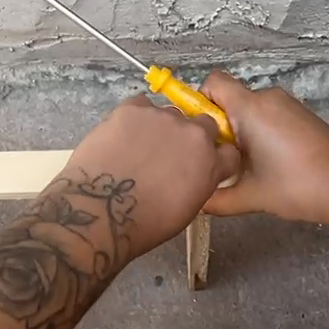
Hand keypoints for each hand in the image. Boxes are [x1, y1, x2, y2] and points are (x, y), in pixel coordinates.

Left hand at [56, 96, 241, 257]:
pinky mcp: (132, 109)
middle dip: (190, 136)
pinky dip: (134, 118)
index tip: (201, 161)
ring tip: (137, 147)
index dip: (215, 155)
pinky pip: (140, 105)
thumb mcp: (186, 209)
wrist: (100, 209)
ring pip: (169, 114)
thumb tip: (191, 173)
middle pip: (202, 124)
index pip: (228, 151)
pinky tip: (121, 136)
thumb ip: (198, 182)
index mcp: (210, 164)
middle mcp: (193, 134)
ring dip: (160, 127)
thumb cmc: (144, 222)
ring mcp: (162, 117)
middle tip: (167, 153)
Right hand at [199, 73, 328, 224]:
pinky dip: (262, 133)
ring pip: (250, 110)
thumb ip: (216, 197)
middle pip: (230, 100)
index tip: (204, 134)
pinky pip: (270, 116)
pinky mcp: (302, 115)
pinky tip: (270, 163)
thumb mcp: (250, 196)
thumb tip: (197, 200)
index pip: (213, 82)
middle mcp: (268, 98)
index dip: (200, 102)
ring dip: (243, 133)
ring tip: (248, 167)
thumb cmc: (298, 186)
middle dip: (222, 127)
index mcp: (251, 108)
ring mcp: (288, 105)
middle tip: (223, 159)